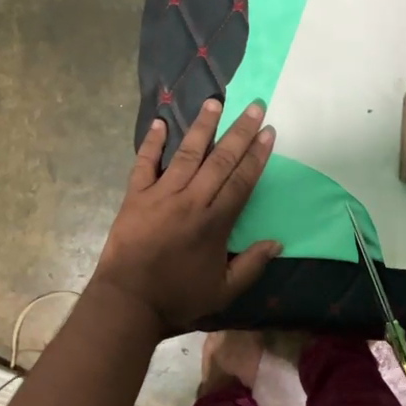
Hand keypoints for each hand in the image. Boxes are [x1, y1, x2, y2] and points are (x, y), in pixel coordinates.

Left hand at [89, 99, 281, 332]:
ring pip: (186, 153)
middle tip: (254, 106)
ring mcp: (160, 195)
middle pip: (220, 159)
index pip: (241, 180)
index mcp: (214, 222)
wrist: (127, 303)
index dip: (257, 155)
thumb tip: (277, 242)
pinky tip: (159, 122)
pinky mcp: (134, 197)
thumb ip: (252, 265)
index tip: (268, 132)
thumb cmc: (178, 299)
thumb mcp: (224, 291)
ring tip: (214, 101)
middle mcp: (191, 200)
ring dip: (201, 126)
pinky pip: (144, 164)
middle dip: (239, 132)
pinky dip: (152, 143)